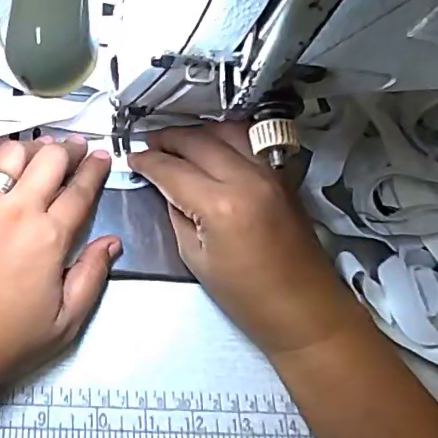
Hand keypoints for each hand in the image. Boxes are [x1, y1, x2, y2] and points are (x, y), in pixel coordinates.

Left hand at [0, 136, 118, 398]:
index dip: (95, 169)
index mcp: (48, 238)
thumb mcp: (63, 323)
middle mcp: (16, 212)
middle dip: (70, 149)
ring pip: (12, 153)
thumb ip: (92, 276)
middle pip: (49, 159)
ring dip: (34, 146)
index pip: (79, 190)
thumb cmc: (2, 341)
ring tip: (45, 151)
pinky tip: (8, 157)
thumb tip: (111, 243)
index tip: (103, 158)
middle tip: (79, 149)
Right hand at [131, 122, 370, 359]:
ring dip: (198, 132)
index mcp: (221, 205)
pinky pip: (251, 140)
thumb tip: (167, 187)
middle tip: (150, 145)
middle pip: (198, 141)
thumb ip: (178, 215)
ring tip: (179, 142)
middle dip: (168, 139)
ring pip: (227, 130)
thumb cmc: (249, 296)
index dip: (147, 162)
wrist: (303, 307)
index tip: (134, 159)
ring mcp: (269, 172)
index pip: (173, 169)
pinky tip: (214, 144)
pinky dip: (228, 135)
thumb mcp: (196, 258)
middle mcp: (247, 179)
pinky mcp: (283, 174)